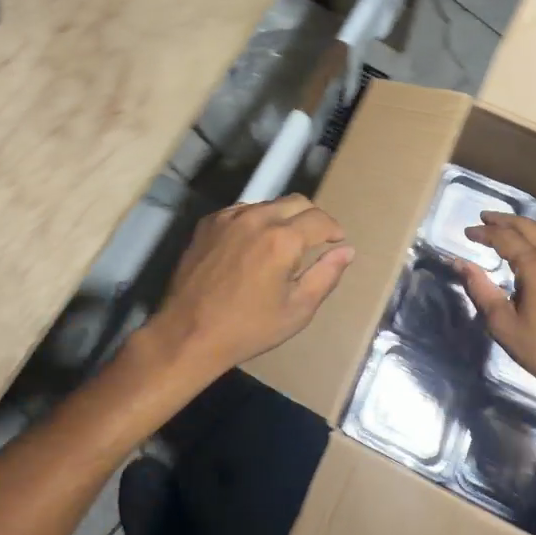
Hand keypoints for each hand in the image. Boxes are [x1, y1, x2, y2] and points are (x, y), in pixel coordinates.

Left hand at [144, 195, 352, 381]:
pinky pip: (242, 211)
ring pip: (268, 204)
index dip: (334, 229)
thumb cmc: (248, 328)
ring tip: (282, 246)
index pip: (319, 218)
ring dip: (283, 218)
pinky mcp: (208, 222)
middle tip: (315, 241)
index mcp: (282, 239)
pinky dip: (255, 222)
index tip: (337, 241)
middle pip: (296, 202)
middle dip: (311, 218)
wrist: (188, 332)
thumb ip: (326, 275)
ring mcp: (229, 217)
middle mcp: (256, 218)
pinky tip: (252, 247)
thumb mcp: (297, 310)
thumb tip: (346, 250)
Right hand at [456, 211, 535, 413]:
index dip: (484, 232)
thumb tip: (459, 263)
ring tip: (506, 229)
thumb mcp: (504, 324)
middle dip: (504, 220)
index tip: (467, 232)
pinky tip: (533, 252)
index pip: (505, 238)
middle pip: (528, 227)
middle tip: (484, 218)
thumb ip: (480, 289)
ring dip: (524, 227)